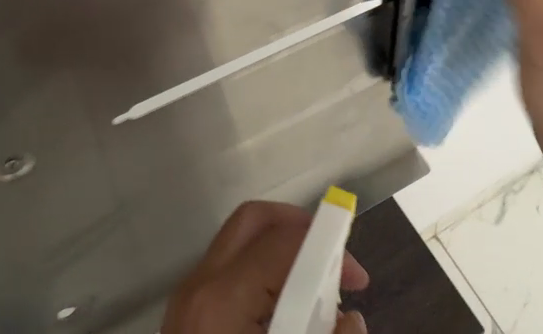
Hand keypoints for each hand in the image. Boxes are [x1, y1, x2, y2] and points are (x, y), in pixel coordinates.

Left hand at [163, 201, 369, 332]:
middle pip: (253, 221)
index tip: (357, 278)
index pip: (282, 239)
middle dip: (299, 229)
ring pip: (239, 246)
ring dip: (281, 255)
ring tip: (315, 296)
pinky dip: (261, 281)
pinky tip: (286, 319)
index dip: (328, 246)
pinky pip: (229, 276)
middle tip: (334, 260)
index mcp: (223, 298)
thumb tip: (350, 320)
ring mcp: (186, 302)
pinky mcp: (185, 320)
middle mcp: (198, 286)